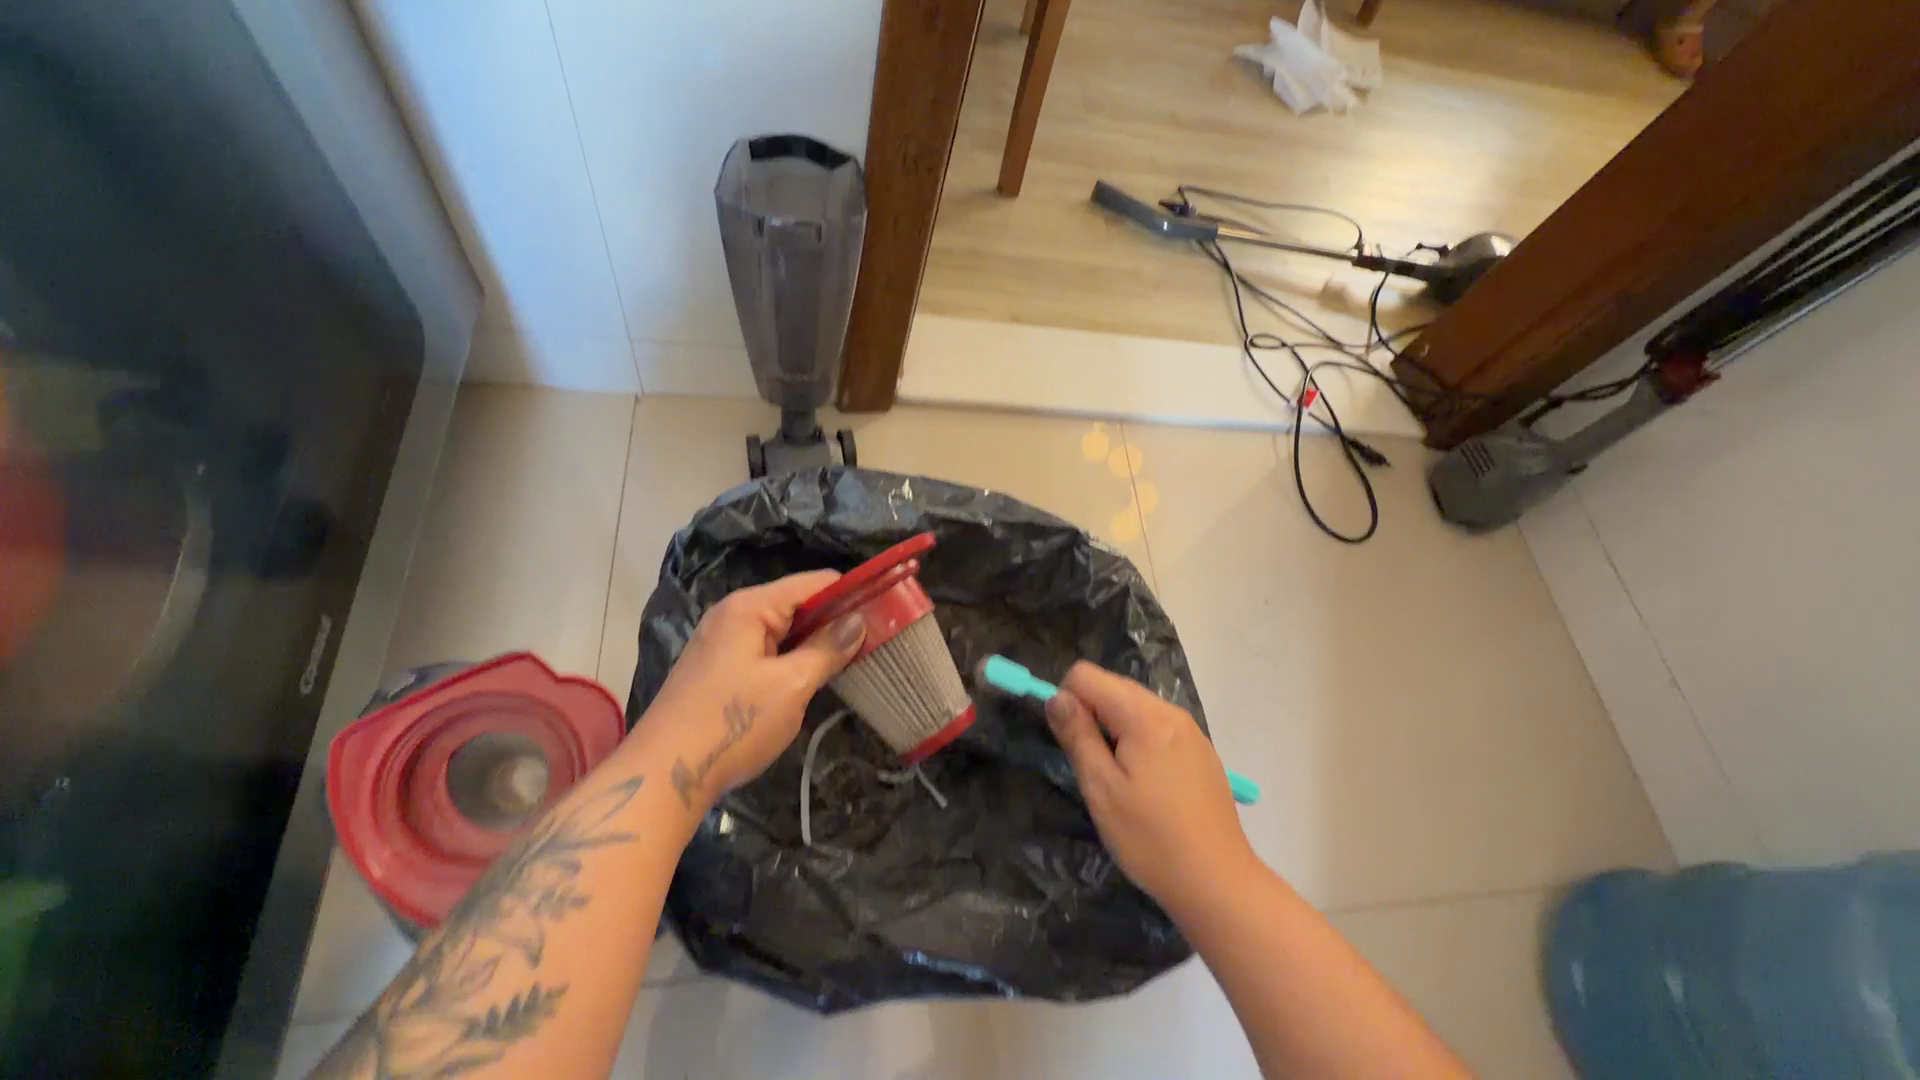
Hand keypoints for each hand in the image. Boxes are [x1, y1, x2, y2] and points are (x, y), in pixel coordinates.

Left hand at [637, 570, 865, 812]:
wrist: (666, 773)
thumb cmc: (732, 723)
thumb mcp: (790, 686)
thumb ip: (828, 649)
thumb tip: (859, 620)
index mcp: (750, 607)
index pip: (814, 583)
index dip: (852, 594)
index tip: (887, 613)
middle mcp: (734, 615)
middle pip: (798, 604)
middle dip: (836, 621)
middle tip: (878, 642)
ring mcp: (723, 643)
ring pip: (784, 632)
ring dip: (816, 644)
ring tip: (855, 661)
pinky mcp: (720, 669)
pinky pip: (767, 652)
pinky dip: (793, 660)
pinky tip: (815, 680)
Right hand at [1046, 661, 1258, 917]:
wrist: (1217, 881)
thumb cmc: (1150, 839)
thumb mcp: (1101, 790)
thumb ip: (1077, 736)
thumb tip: (1056, 697)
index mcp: (1145, 716)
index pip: (1087, 675)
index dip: (1067, 701)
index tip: (1071, 744)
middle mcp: (1171, 712)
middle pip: (1114, 686)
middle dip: (1091, 714)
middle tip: (1092, 766)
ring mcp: (1191, 731)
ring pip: (1136, 706)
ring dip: (1115, 728)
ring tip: (1118, 779)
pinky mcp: (1201, 751)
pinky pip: (1158, 726)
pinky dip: (1139, 740)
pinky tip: (1146, 785)